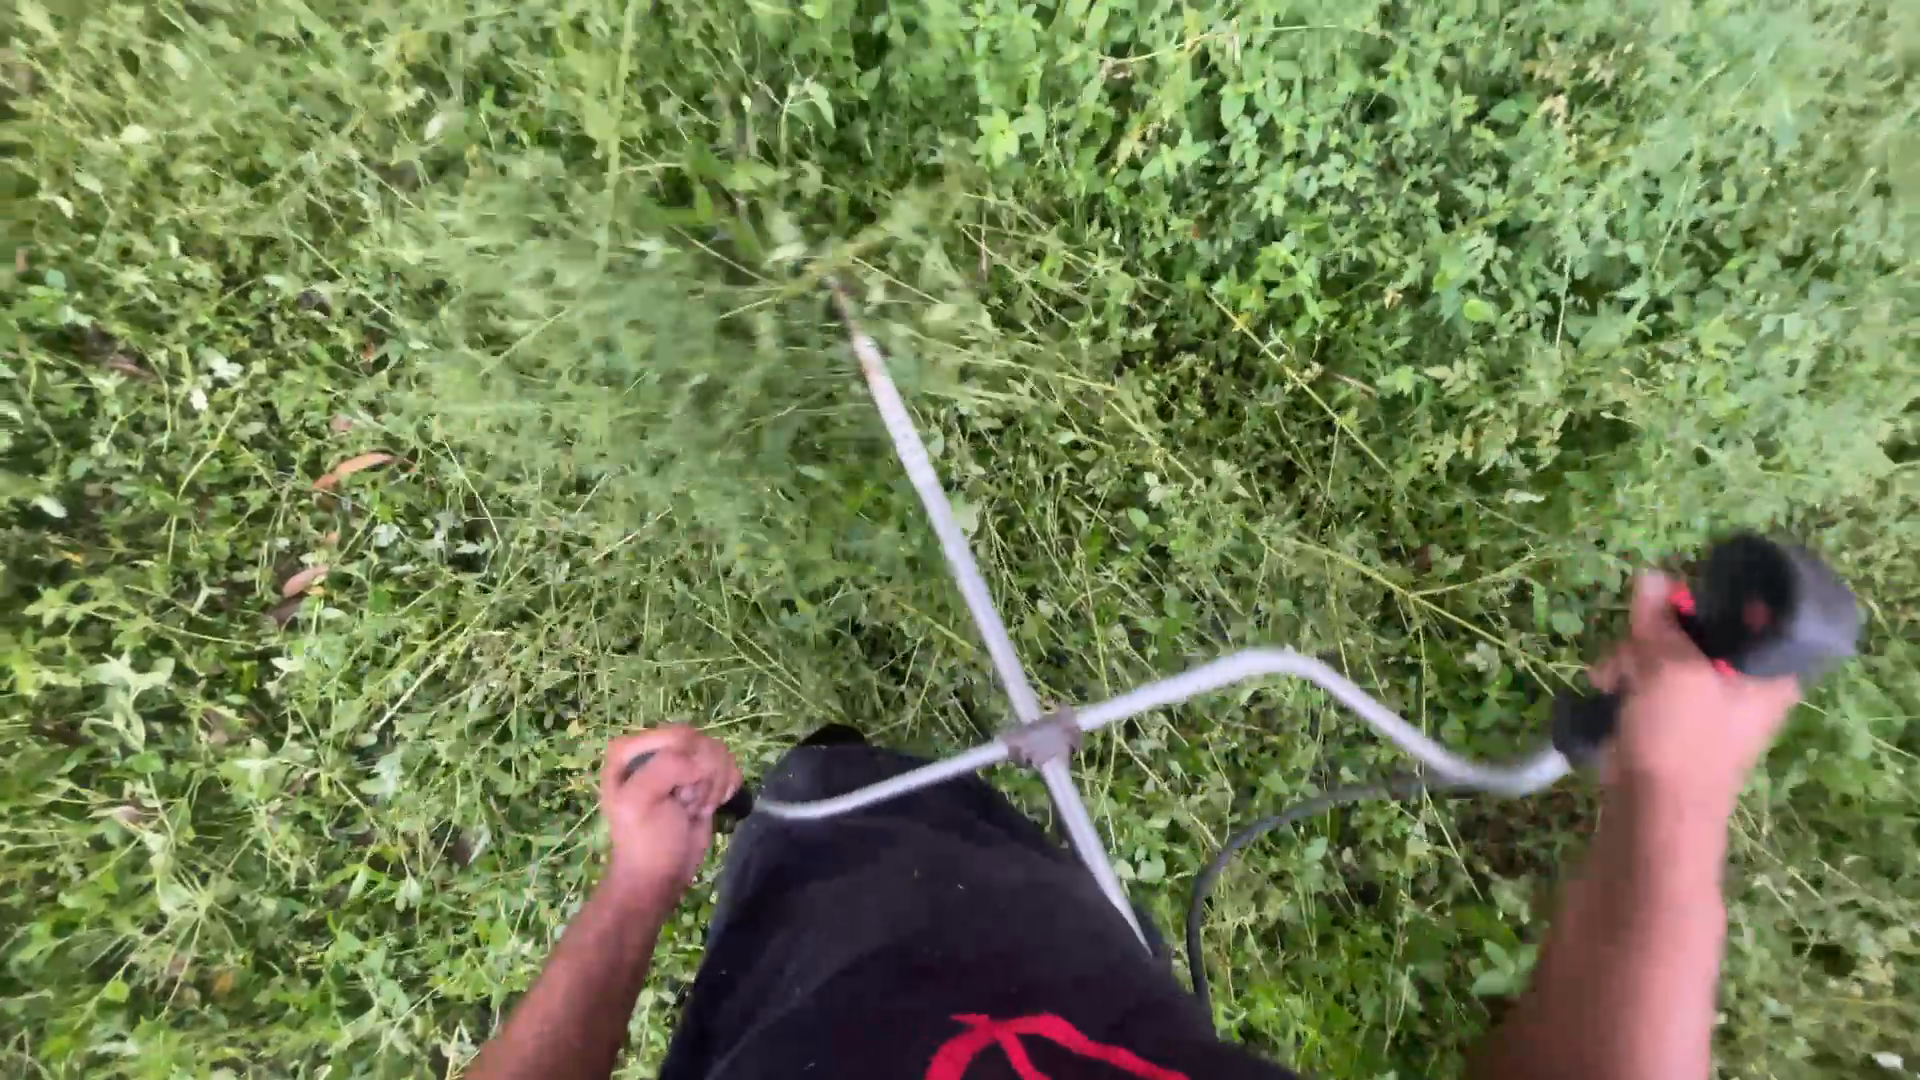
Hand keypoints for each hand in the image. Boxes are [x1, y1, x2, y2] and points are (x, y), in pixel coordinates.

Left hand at [597, 725, 742, 903]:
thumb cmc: (644, 841)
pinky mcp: (705, 776)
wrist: (661, 876)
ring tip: (693, 808)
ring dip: (714, 785)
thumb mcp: (638, 802)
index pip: (680, 735)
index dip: (688, 765)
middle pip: (703, 742)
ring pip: (720, 752)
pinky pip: (731, 764)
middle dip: (703, 777)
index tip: (677, 795)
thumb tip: (701, 763)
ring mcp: (683, 762)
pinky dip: (727, 787)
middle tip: (684, 804)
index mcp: (632, 749)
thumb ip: (665, 768)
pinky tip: (709, 806)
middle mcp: (658, 749)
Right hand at [1590, 572, 1799, 814]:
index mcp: (1767, 673)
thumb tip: (1650, 576)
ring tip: (1609, 679)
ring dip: (1625, 659)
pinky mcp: (1669, 713)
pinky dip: (1621, 677)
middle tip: (1630, 656)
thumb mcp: (1670, 671)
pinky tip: (1606, 688)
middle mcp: (1742, 682)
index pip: (1745, 617)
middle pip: (1690, 632)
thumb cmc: (1678, 737)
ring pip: (1658, 653)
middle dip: (1647, 639)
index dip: (1702, 605)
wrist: (1654, 802)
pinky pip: (1643, 676)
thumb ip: (1660, 624)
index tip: (1664, 607)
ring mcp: (1704, 699)